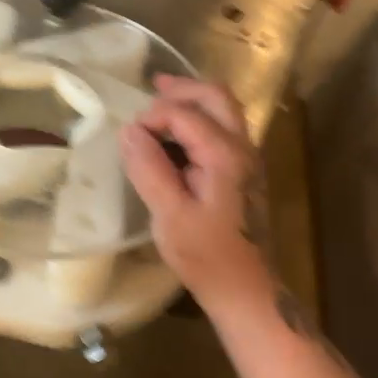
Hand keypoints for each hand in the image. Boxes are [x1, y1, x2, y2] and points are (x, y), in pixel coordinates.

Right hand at [120, 76, 273, 310]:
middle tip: (152, 86)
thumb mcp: (169, 215)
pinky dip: (200, 119)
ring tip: (160, 102)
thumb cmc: (207, 256)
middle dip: (182, 89)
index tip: (129, 138)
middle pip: (216, 97)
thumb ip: (149, 168)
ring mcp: (248, 159)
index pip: (184, 114)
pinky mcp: (245, 173)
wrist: (247, 291)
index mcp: (225, 154)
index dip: (152, 117)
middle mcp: (243, 147)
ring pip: (225, 110)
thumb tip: (130, 130)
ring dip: (193, 101)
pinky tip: (176, 135)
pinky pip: (224, 129)